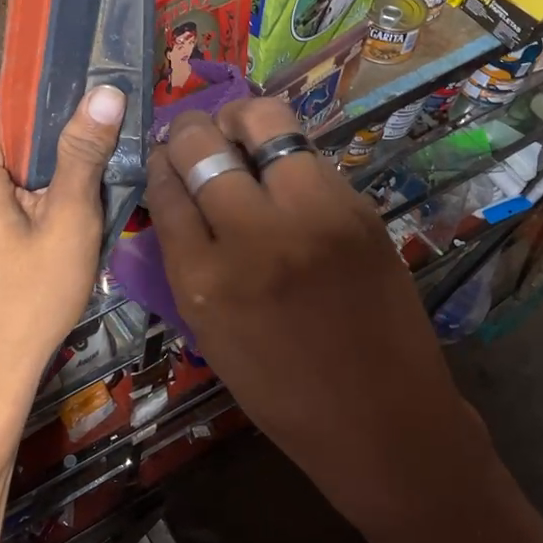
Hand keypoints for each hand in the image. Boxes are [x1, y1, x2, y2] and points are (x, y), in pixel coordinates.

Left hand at [0, 87, 124, 412]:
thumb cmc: (28, 299)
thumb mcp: (68, 222)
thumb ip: (82, 152)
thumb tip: (105, 91)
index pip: (9, 94)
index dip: (54, 98)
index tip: (95, 113)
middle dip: (45, 129)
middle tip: (93, 150)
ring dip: (31, 156)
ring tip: (76, 176)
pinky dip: (13, 177)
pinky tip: (47, 202)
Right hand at [142, 98, 488, 522]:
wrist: (383, 421)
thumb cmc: (281, 390)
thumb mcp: (208, 330)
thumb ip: (186, 256)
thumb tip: (176, 190)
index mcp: (205, 279)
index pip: (166, 188)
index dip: (159, 165)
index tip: (161, 159)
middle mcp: (256, 235)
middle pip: (204, 144)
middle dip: (187, 131)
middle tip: (192, 137)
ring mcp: (315, 215)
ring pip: (266, 122)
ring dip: (240, 122)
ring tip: (237, 135)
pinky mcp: (360, 208)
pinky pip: (309, 156)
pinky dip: (286, 155)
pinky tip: (281, 174)